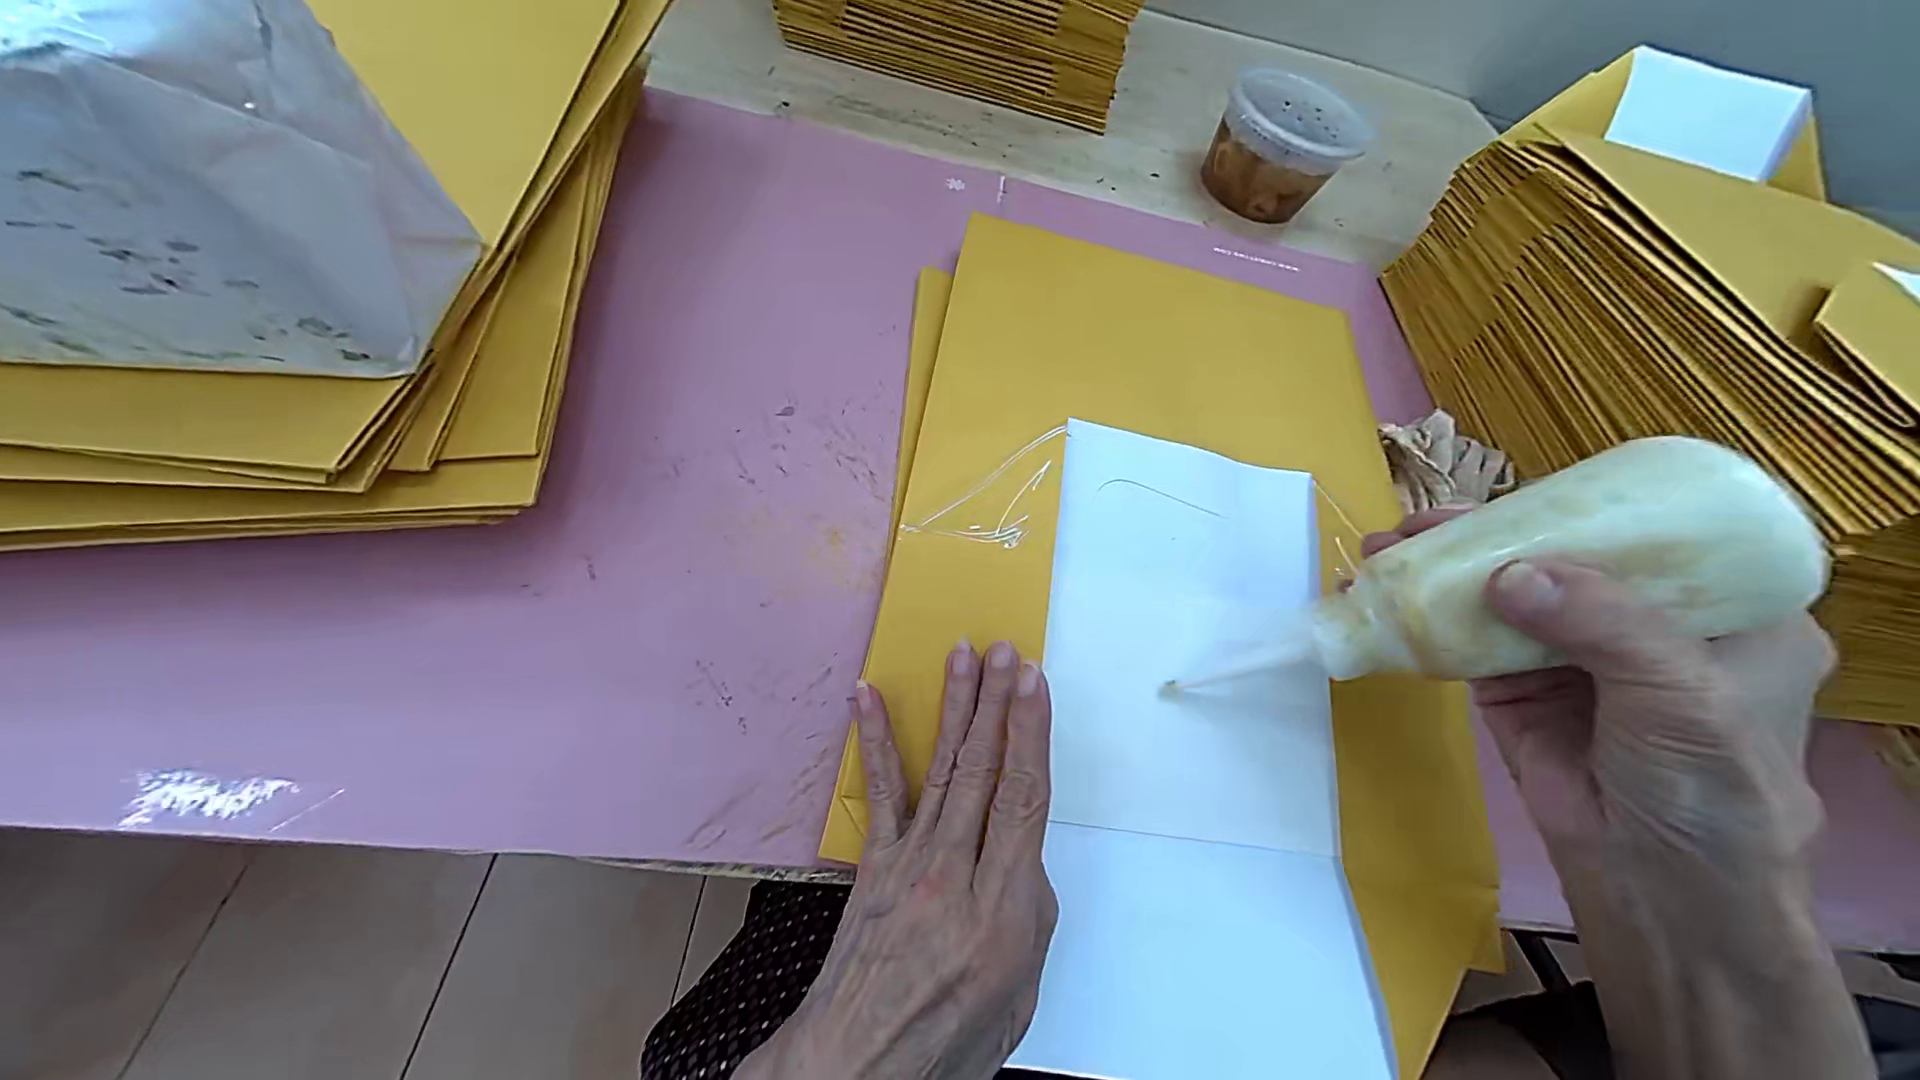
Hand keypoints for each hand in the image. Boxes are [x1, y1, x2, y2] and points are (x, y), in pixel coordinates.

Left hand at [737, 641, 1057, 1079]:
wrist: (860, 1065)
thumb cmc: (951, 1036)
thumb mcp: (1021, 989)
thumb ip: (1032, 909)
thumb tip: (1023, 849)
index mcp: (1003, 907)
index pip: (1023, 798)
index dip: (1030, 732)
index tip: (1032, 682)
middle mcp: (956, 871)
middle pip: (984, 770)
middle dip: (996, 703)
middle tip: (1002, 652)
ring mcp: (911, 859)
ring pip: (942, 767)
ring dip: (955, 706)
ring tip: (962, 655)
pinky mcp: (877, 860)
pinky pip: (881, 789)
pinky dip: (875, 737)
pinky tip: (867, 695)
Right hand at [1364, 511, 1871, 1079]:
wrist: (1648, 884)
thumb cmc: (1708, 792)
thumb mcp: (1684, 702)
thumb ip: (1608, 629)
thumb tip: (1508, 574)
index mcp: (1715, 612)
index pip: (1641, 537)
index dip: (1574, 508)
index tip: (1503, 499)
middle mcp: (1633, 622)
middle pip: (1547, 559)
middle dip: (1477, 537)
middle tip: (1413, 526)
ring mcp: (1561, 651)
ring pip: (1493, 593)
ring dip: (1435, 572)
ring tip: (1377, 553)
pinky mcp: (1507, 681)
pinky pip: (1460, 637)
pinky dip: (1420, 618)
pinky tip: (1381, 600)